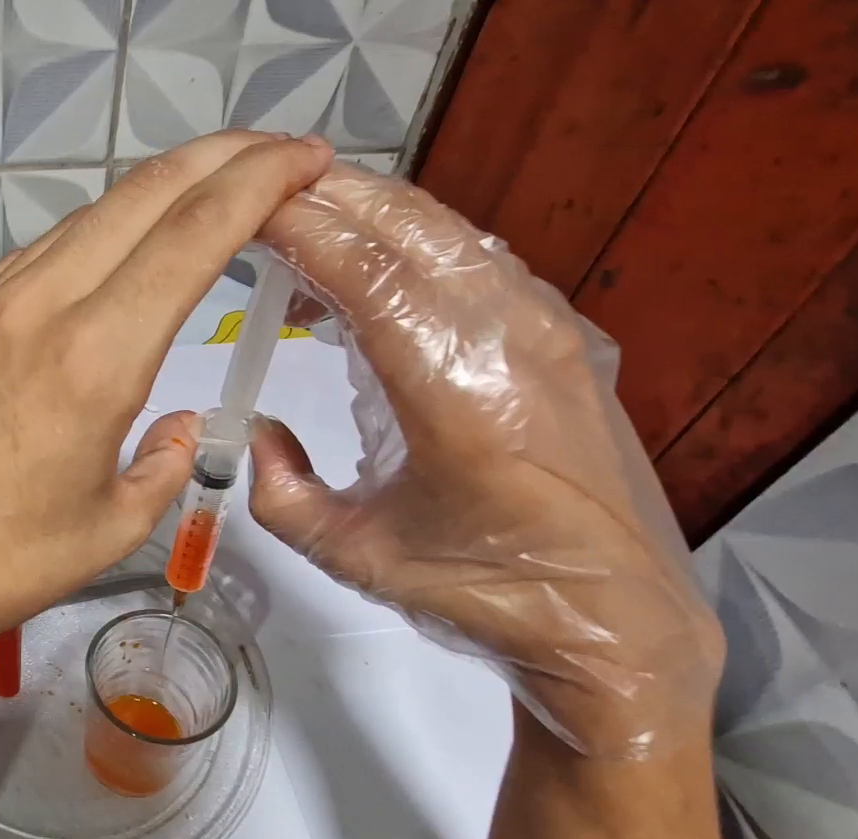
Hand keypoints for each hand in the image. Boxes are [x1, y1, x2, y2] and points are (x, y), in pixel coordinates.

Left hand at [0, 131, 335, 691]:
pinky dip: (94, 238)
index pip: (193, 235)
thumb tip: (179, 421)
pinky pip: (38, 256)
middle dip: (222, 159)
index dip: (260, 181)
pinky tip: (115, 257)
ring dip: (156, 195)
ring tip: (204, 199)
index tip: (307, 159)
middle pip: (143, 196)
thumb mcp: (121, 521)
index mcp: (94, 359)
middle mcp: (38, 310)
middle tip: (275, 157)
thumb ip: (169, 457)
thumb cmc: (16, 562)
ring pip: (87, 218)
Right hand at [249, 163, 723, 757]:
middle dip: (329, 201)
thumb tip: (256, 430)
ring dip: (371, 221)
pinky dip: (413, 251)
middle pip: (410, 228)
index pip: (366, 274)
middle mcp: (511, 338)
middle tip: (260, 203)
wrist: (615, 618)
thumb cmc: (480, 591)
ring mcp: (549, 328)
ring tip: (303, 236)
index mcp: (455, 393)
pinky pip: (477, 263)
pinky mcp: (564, 337)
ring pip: (447, 233)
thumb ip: (280, 492)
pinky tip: (372, 283)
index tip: (243, 211)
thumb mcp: (353, 554)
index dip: (301, 230)